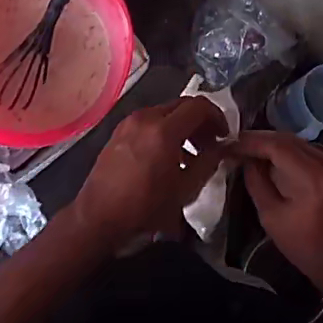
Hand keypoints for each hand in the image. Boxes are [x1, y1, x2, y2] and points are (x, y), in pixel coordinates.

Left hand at [70, 98, 228, 251]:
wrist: (99, 217)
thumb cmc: (145, 207)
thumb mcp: (185, 190)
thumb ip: (208, 163)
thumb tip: (221, 148)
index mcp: (163, 130)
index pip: (199, 106)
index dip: (217, 117)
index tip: (224, 135)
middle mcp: (145, 118)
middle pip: (182, 105)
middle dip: (200, 121)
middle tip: (211, 144)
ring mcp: (128, 123)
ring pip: (164, 112)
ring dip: (182, 126)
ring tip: (191, 154)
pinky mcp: (118, 132)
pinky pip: (148, 122)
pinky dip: (164, 130)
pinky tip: (167, 156)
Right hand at [233, 132, 322, 313]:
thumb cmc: (308, 249)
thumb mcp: (271, 217)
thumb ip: (256, 182)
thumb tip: (246, 159)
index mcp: (316, 177)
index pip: (278, 146)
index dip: (251, 141)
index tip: (230, 143)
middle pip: (291, 140)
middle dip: (262, 140)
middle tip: (238, 144)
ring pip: (303, 144)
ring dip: (278, 145)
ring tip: (254, 151)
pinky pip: (315, 154)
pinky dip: (294, 154)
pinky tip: (279, 161)